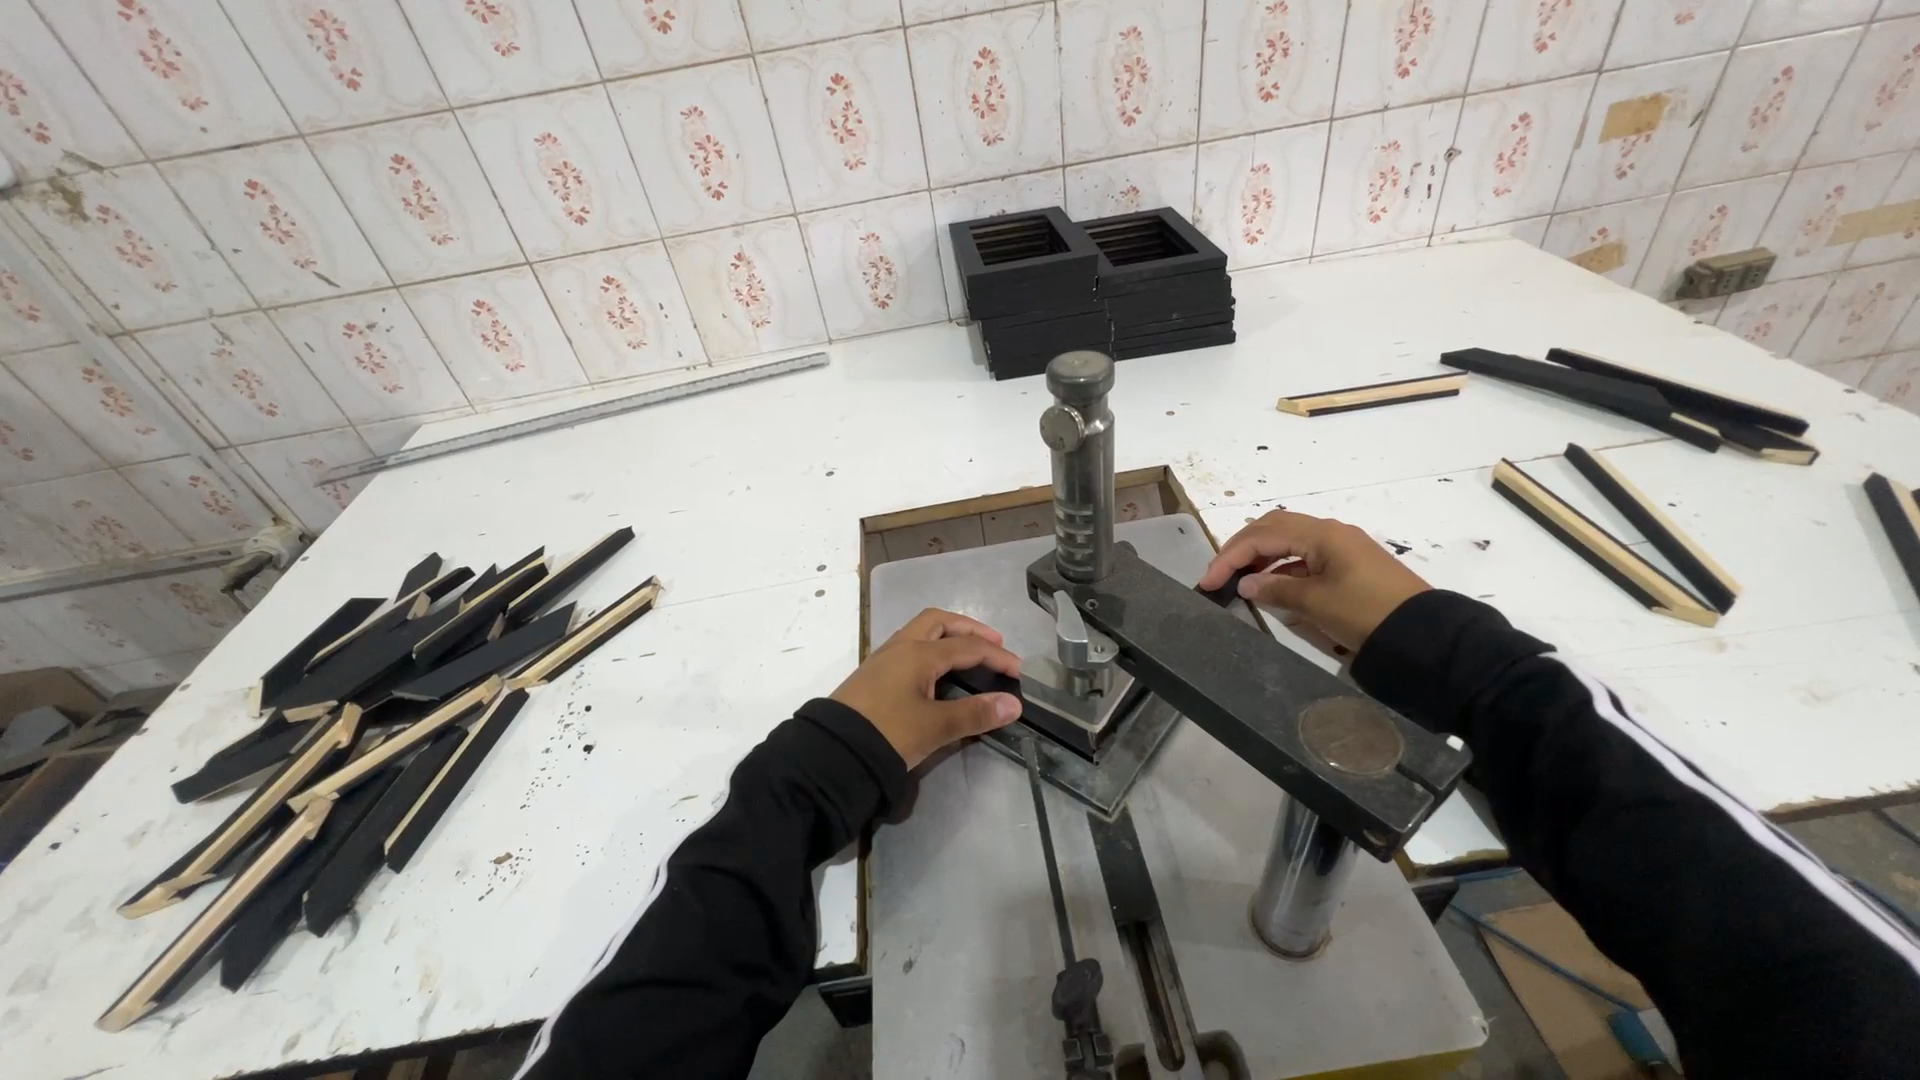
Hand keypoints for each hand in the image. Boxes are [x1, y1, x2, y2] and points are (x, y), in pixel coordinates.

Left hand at [832, 608, 1023, 768]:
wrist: (833, 753)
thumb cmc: (887, 733)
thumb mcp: (935, 727)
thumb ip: (975, 714)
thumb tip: (1013, 704)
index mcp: (918, 654)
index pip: (968, 646)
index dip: (997, 656)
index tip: (1020, 671)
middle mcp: (900, 647)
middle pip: (938, 621)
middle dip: (968, 628)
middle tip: (992, 644)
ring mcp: (883, 659)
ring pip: (920, 632)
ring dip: (947, 636)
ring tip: (967, 653)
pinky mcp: (873, 675)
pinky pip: (908, 648)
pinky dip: (930, 650)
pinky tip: (936, 672)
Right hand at [1197, 510, 1430, 651]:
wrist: (1426, 635)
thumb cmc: (1366, 613)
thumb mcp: (1315, 603)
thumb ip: (1275, 590)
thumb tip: (1245, 584)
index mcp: (1321, 534)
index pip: (1262, 536)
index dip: (1230, 557)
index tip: (1207, 581)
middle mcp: (1330, 532)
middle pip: (1273, 529)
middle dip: (1241, 549)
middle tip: (1218, 574)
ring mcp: (1342, 547)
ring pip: (1288, 541)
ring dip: (1260, 557)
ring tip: (1239, 581)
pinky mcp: (1349, 565)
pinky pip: (1305, 557)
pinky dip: (1281, 567)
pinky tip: (1269, 586)